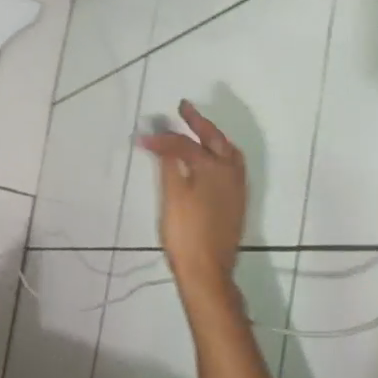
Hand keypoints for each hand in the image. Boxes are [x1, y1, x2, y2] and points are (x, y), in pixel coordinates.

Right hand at [140, 100, 246, 285]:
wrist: (207, 270)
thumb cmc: (185, 233)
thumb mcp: (172, 196)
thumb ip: (169, 165)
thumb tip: (161, 141)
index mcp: (213, 169)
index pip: (185, 145)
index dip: (163, 138)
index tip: (142, 137)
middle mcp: (230, 173)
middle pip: (215, 140)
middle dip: (199, 123)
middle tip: (183, 108)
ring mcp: (236, 188)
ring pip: (229, 153)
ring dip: (213, 138)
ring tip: (199, 130)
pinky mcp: (236, 202)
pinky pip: (232, 166)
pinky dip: (220, 154)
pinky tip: (209, 160)